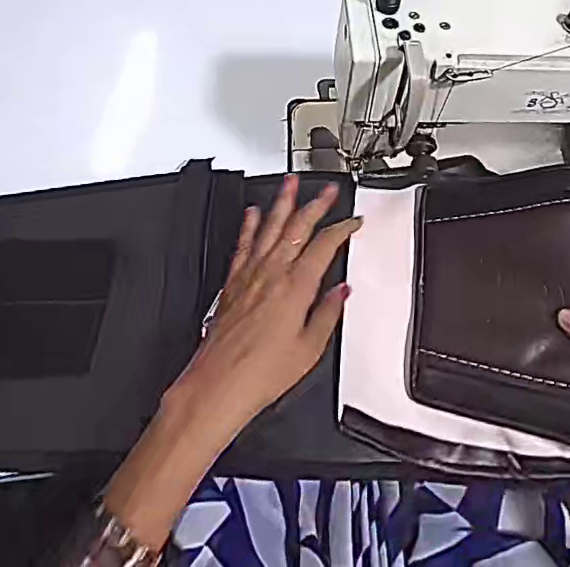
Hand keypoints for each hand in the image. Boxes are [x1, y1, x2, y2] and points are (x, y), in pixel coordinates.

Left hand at [167, 176, 359, 437]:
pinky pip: (244, 245)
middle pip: (298, 226)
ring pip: (270, 227)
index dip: (343, 228)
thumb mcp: (309, 349)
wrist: (216, 386)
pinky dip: (250, 225)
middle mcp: (273, 273)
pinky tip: (253, 213)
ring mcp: (250, 275)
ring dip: (282, 202)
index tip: (353, 221)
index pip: (325, 244)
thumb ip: (328, 314)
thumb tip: (341, 291)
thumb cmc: (260, 374)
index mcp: (297, 287)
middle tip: (327, 189)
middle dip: (316, 204)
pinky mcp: (233, 283)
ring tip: (289, 183)